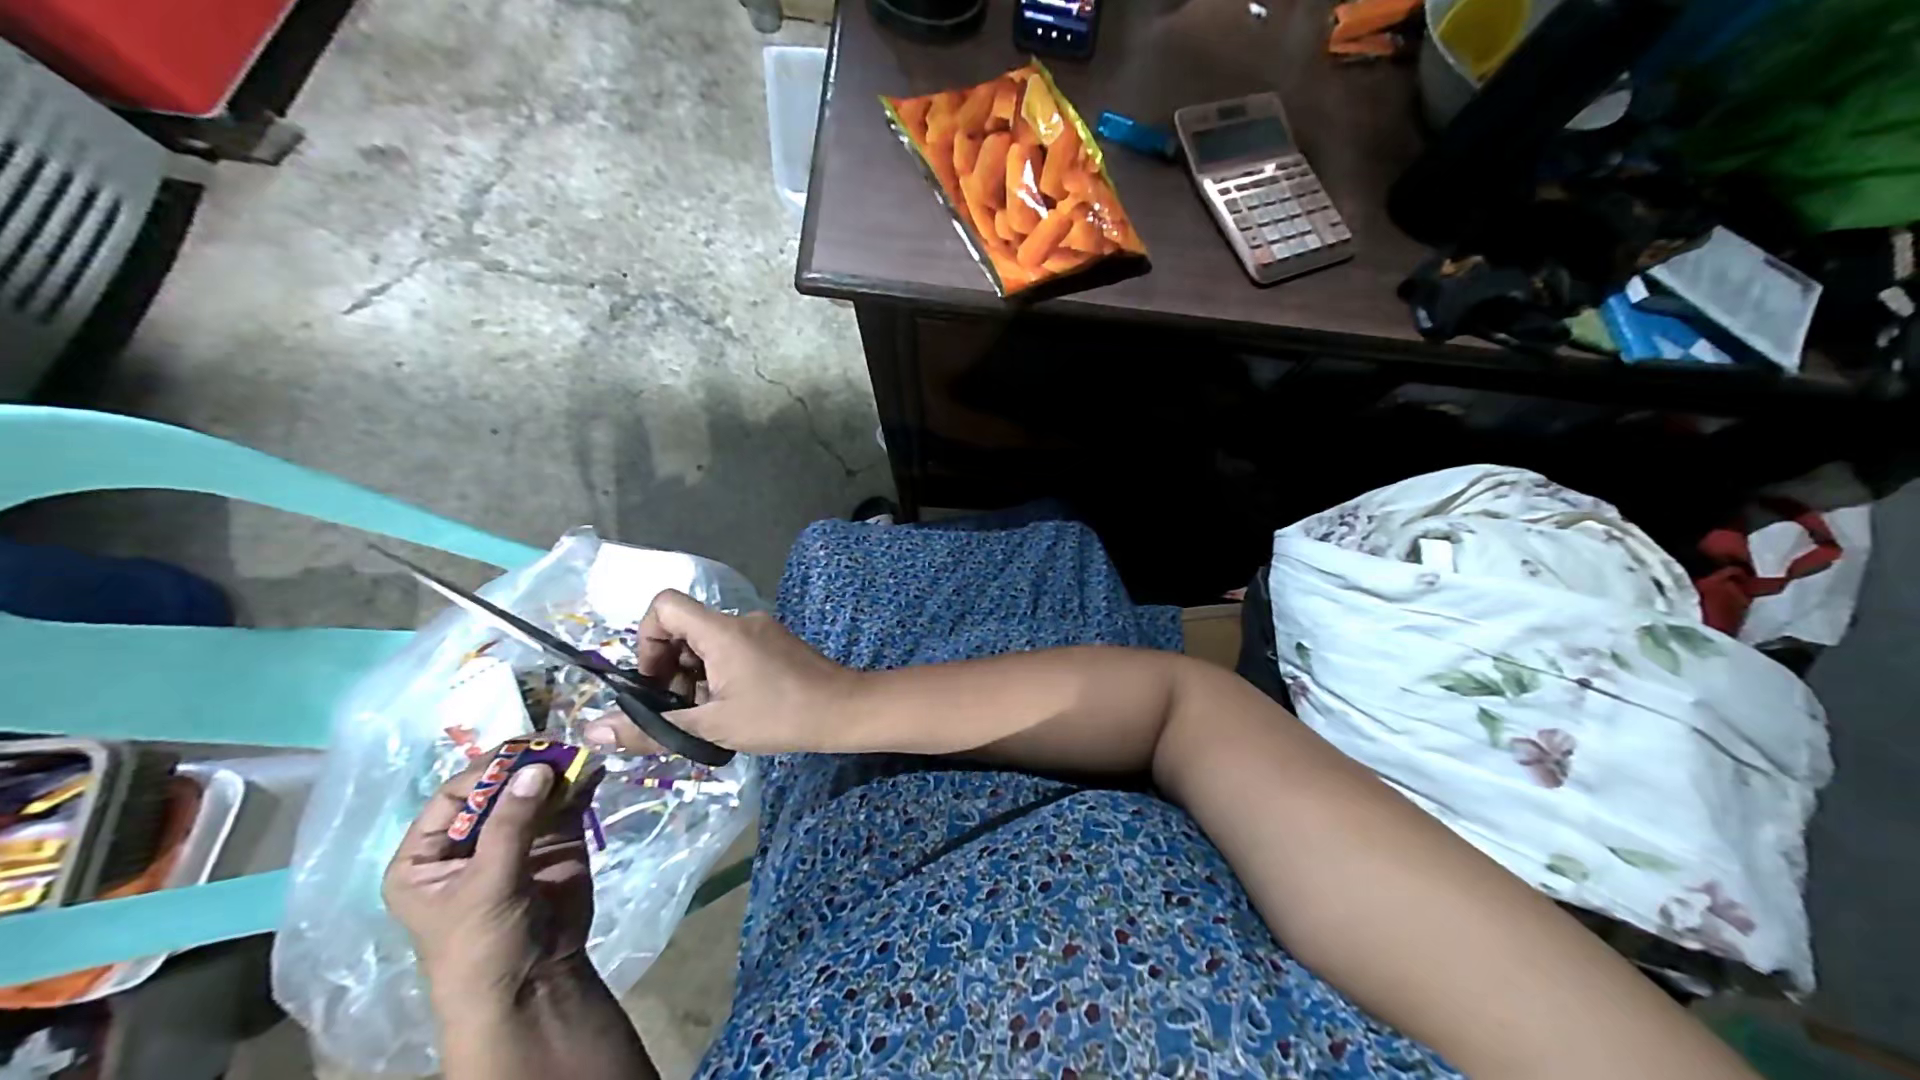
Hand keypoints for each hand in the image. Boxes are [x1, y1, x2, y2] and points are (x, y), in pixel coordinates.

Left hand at [382, 756, 601, 1010]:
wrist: (532, 985)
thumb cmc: (481, 944)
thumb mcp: (486, 884)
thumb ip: (510, 824)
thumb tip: (538, 767)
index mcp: (428, 855)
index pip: (454, 797)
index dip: (487, 772)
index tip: (523, 750)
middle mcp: (472, 839)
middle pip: (499, 788)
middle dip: (527, 766)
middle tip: (557, 741)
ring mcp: (518, 838)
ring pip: (536, 791)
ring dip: (558, 769)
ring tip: (581, 750)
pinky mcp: (557, 841)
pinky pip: (567, 804)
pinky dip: (581, 784)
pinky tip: (595, 768)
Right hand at [581, 589, 860, 755]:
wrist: (844, 710)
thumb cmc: (779, 716)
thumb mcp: (711, 726)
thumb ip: (652, 728)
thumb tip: (593, 731)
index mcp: (721, 630)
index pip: (666, 604)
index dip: (648, 639)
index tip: (655, 681)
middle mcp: (740, 621)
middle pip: (685, 627)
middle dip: (670, 667)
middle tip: (679, 708)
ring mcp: (761, 630)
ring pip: (708, 642)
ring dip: (694, 675)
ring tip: (706, 714)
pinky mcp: (775, 643)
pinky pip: (732, 649)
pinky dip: (719, 674)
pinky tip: (731, 708)